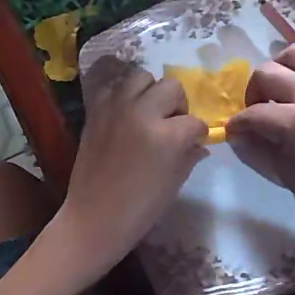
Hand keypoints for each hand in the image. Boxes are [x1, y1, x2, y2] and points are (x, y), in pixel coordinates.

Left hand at [51, 68, 208, 277]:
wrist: (95, 217)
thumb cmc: (141, 207)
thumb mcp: (175, 182)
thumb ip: (190, 155)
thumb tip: (198, 142)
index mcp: (167, 135)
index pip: (194, 121)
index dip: (198, 133)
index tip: (195, 141)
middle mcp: (142, 112)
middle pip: (171, 87)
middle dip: (177, 105)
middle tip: (172, 124)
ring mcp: (116, 108)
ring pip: (142, 77)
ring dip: (151, 92)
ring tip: (148, 113)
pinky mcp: (96, 111)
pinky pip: (114, 87)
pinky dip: (124, 96)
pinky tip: (126, 115)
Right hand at [226, 44, 294, 245]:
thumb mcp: (284, 172)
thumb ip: (257, 147)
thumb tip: (239, 132)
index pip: (253, 113)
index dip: (238, 124)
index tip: (233, 131)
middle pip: (268, 72)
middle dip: (253, 91)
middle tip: (257, 110)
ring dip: (280, 67)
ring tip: (280, 87)